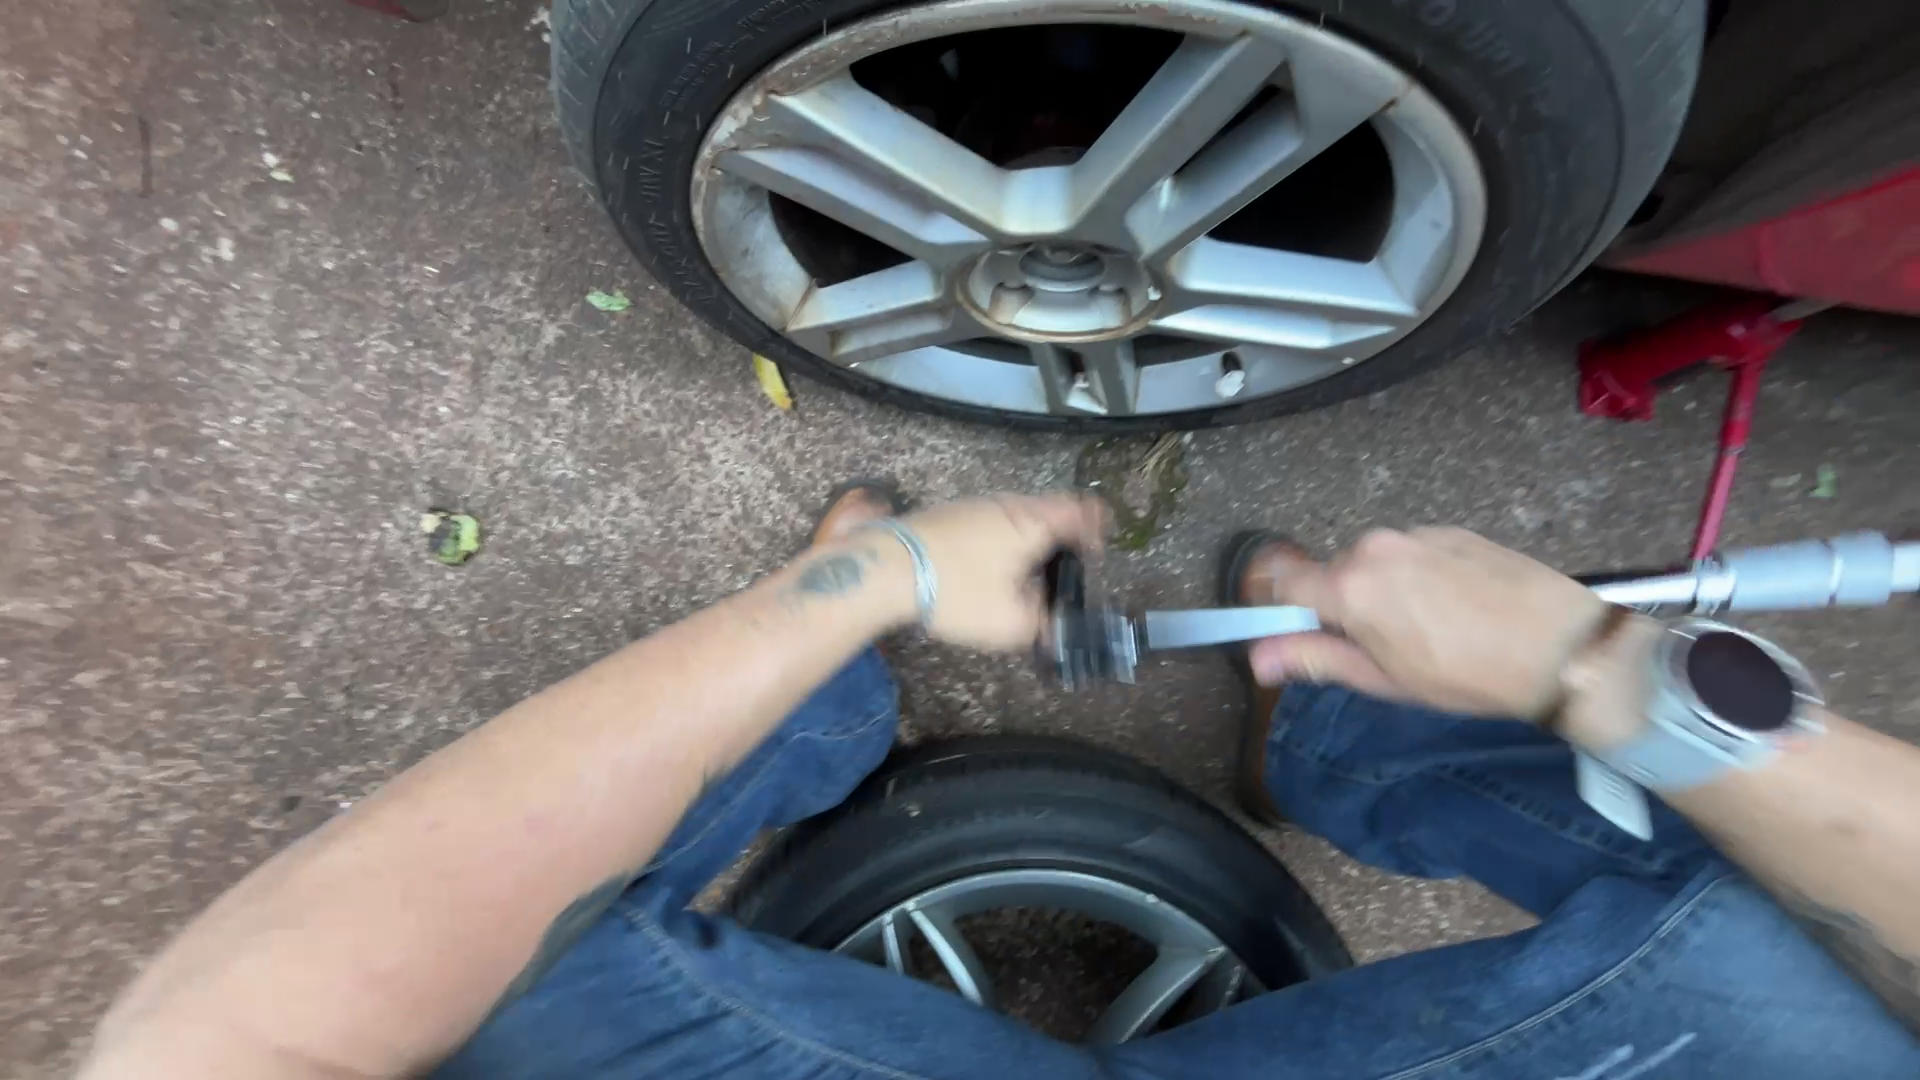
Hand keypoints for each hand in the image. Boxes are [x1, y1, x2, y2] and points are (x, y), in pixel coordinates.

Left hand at [899, 494, 1106, 651]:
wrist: (885, 569)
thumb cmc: (955, 592)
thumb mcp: (1008, 622)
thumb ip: (1042, 624)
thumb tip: (1054, 625)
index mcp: (1032, 523)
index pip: (1081, 511)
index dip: (1096, 528)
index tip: (1098, 550)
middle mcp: (1008, 505)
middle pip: (1049, 511)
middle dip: (1061, 538)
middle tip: (1063, 571)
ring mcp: (975, 504)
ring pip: (1017, 515)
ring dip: (1028, 540)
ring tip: (1024, 575)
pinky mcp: (948, 513)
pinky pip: (990, 521)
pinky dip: (1001, 540)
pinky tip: (986, 569)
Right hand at [1248, 527, 1610, 716]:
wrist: (1570, 649)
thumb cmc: (1467, 674)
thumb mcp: (1383, 678)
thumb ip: (1313, 658)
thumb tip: (1257, 659)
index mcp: (1348, 587)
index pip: (1280, 580)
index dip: (1281, 606)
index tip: (1304, 632)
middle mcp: (1372, 548)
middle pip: (1329, 572)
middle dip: (1340, 603)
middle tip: (1382, 643)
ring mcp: (1414, 534)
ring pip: (1371, 562)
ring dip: (1380, 588)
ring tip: (1429, 625)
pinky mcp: (1450, 530)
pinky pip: (1410, 551)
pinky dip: (1416, 575)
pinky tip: (1456, 604)